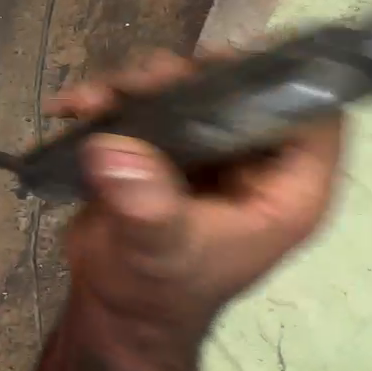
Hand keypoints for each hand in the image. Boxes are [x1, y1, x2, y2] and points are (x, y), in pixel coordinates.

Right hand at [51, 50, 343, 348]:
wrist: (115, 308)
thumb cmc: (156, 287)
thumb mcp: (156, 247)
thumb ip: (144, 204)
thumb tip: (113, 150)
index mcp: (280, 190)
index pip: (306, 121)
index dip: (274, 85)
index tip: (215, 62)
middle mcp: (244, 167)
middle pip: (229, 96)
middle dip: (177, 80)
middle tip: (132, 82)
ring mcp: (195, 159)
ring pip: (175, 97)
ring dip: (126, 88)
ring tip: (84, 100)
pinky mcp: (150, 157)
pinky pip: (133, 112)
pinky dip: (98, 103)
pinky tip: (65, 109)